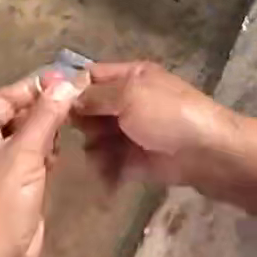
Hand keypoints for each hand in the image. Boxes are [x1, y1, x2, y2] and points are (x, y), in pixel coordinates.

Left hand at [0, 73, 80, 256]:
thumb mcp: (24, 155)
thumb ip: (46, 116)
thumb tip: (66, 83)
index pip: (3, 99)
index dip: (33, 87)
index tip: (65, 81)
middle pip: (12, 118)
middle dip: (41, 109)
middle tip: (74, 102)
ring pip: (21, 141)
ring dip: (44, 132)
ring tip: (71, 126)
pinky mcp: (6, 195)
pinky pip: (25, 163)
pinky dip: (42, 155)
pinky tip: (59, 155)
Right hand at [73, 62, 240, 186]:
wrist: (208, 153)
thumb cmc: (169, 115)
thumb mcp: (130, 95)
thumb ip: (96, 96)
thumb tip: (68, 96)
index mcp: (131, 76)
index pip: (91, 76)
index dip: (70, 89)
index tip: (48, 105)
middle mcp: (129, 102)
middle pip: (89, 110)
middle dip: (82, 124)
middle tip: (85, 135)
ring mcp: (133, 133)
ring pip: (96, 140)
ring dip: (95, 151)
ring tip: (105, 159)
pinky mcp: (136, 162)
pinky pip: (110, 164)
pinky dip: (106, 172)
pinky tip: (109, 179)